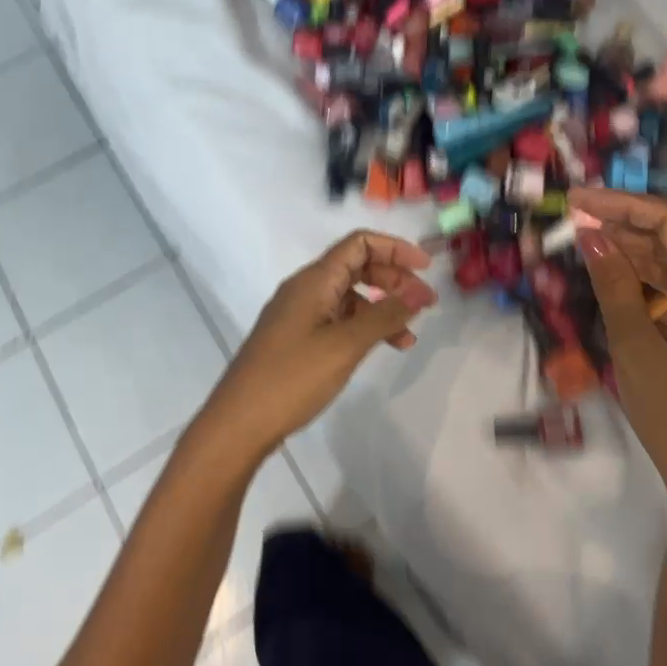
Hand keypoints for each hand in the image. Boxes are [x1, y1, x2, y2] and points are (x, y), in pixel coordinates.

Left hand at [196, 231, 437, 459]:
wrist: (240, 420)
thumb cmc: (293, 377)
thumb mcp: (345, 345)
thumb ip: (384, 317)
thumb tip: (417, 293)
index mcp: (314, 280)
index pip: (359, 244)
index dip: (395, 248)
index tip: (426, 269)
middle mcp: (304, 289)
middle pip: (356, 267)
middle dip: (394, 279)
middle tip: (426, 304)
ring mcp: (298, 314)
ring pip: (349, 296)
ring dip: (381, 308)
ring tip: (409, 336)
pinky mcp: (295, 338)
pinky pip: (337, 319)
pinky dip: (363, 327)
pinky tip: (380, 349)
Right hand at [568, 189, 666, 510]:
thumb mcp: (635, 344)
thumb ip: (613, 281)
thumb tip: (590, 232)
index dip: (622, 202)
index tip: (577, 200)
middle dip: (625, 222)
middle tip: (573, 218)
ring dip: (634, 247)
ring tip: (584, 239)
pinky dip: (648, 275)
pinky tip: (613, 271)